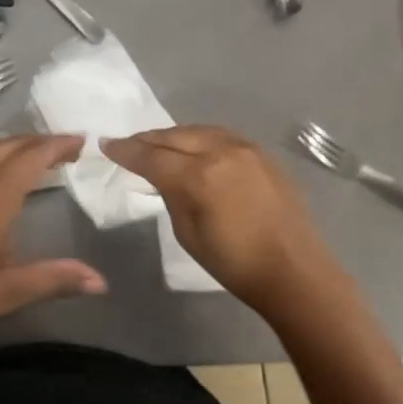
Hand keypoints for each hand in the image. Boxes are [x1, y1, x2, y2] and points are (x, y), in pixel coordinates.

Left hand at [0, 135, 104, 352]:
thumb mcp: (6, 291)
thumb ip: (54, 279)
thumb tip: (100, 281)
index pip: (32, 156)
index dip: (58, 145)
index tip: (83, 141)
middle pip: (10, 145)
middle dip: (40, 141)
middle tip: (68, 148)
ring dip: (16, 145)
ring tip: (39, 156)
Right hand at [102, 125, 321, 307]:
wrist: (296, 273)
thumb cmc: (236, 264)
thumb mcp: (188, 233)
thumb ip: (171, 195)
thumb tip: (162, 176)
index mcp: (198, 175)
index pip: (151, 156)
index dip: (125, 151)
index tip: (106, 145)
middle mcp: (220, 151)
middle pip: (173, 136)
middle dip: (147, 140)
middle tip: (127, 144)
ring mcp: (244, 148)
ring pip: (197, 130)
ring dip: (173, 136)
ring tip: (158, 144)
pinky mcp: (261, 153)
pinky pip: (220, 135)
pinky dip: (200, 138)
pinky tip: (193, 147)